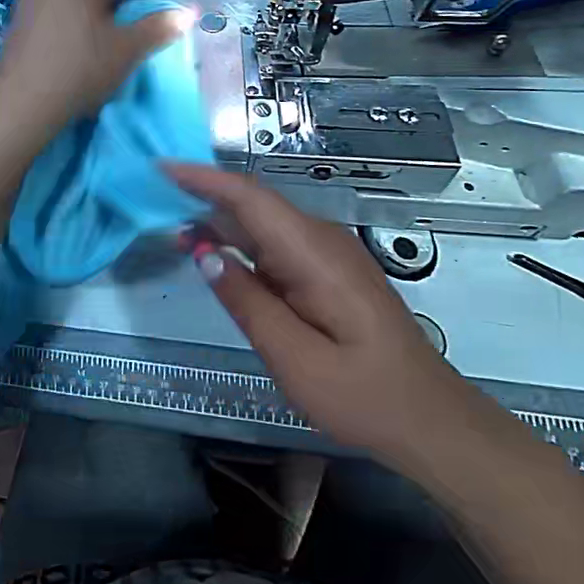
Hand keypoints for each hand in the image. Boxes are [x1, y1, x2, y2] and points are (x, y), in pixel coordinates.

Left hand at [0, 0, 179, 130]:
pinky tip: (78, 51)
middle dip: (126, 5)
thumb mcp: (127, 51)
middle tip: (133, 39)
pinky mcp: (20, 15)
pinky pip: (60, 7)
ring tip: (106, 47)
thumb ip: (159, 27)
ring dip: (102, 14)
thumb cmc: (80, 71)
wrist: (21, 106)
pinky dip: (77, 21)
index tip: (157, 29)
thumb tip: (187, 14)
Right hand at [167, 164, 482, 471]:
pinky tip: (219, 257)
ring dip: (221, 223)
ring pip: (265, 223)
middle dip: (205, 197)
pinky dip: (243, 244)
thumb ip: (247, 302)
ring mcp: (328, 252)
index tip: (162, 167)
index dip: (205, 179)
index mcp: (314, 253)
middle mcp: (321, 239)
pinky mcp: (329, 269)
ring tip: (175, 233)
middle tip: (155, 203)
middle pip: (256, 205)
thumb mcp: (295, 359)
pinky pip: (278, 244)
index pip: (251, 199)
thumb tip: (204, 253)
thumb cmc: (362, 395)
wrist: (429, 416)